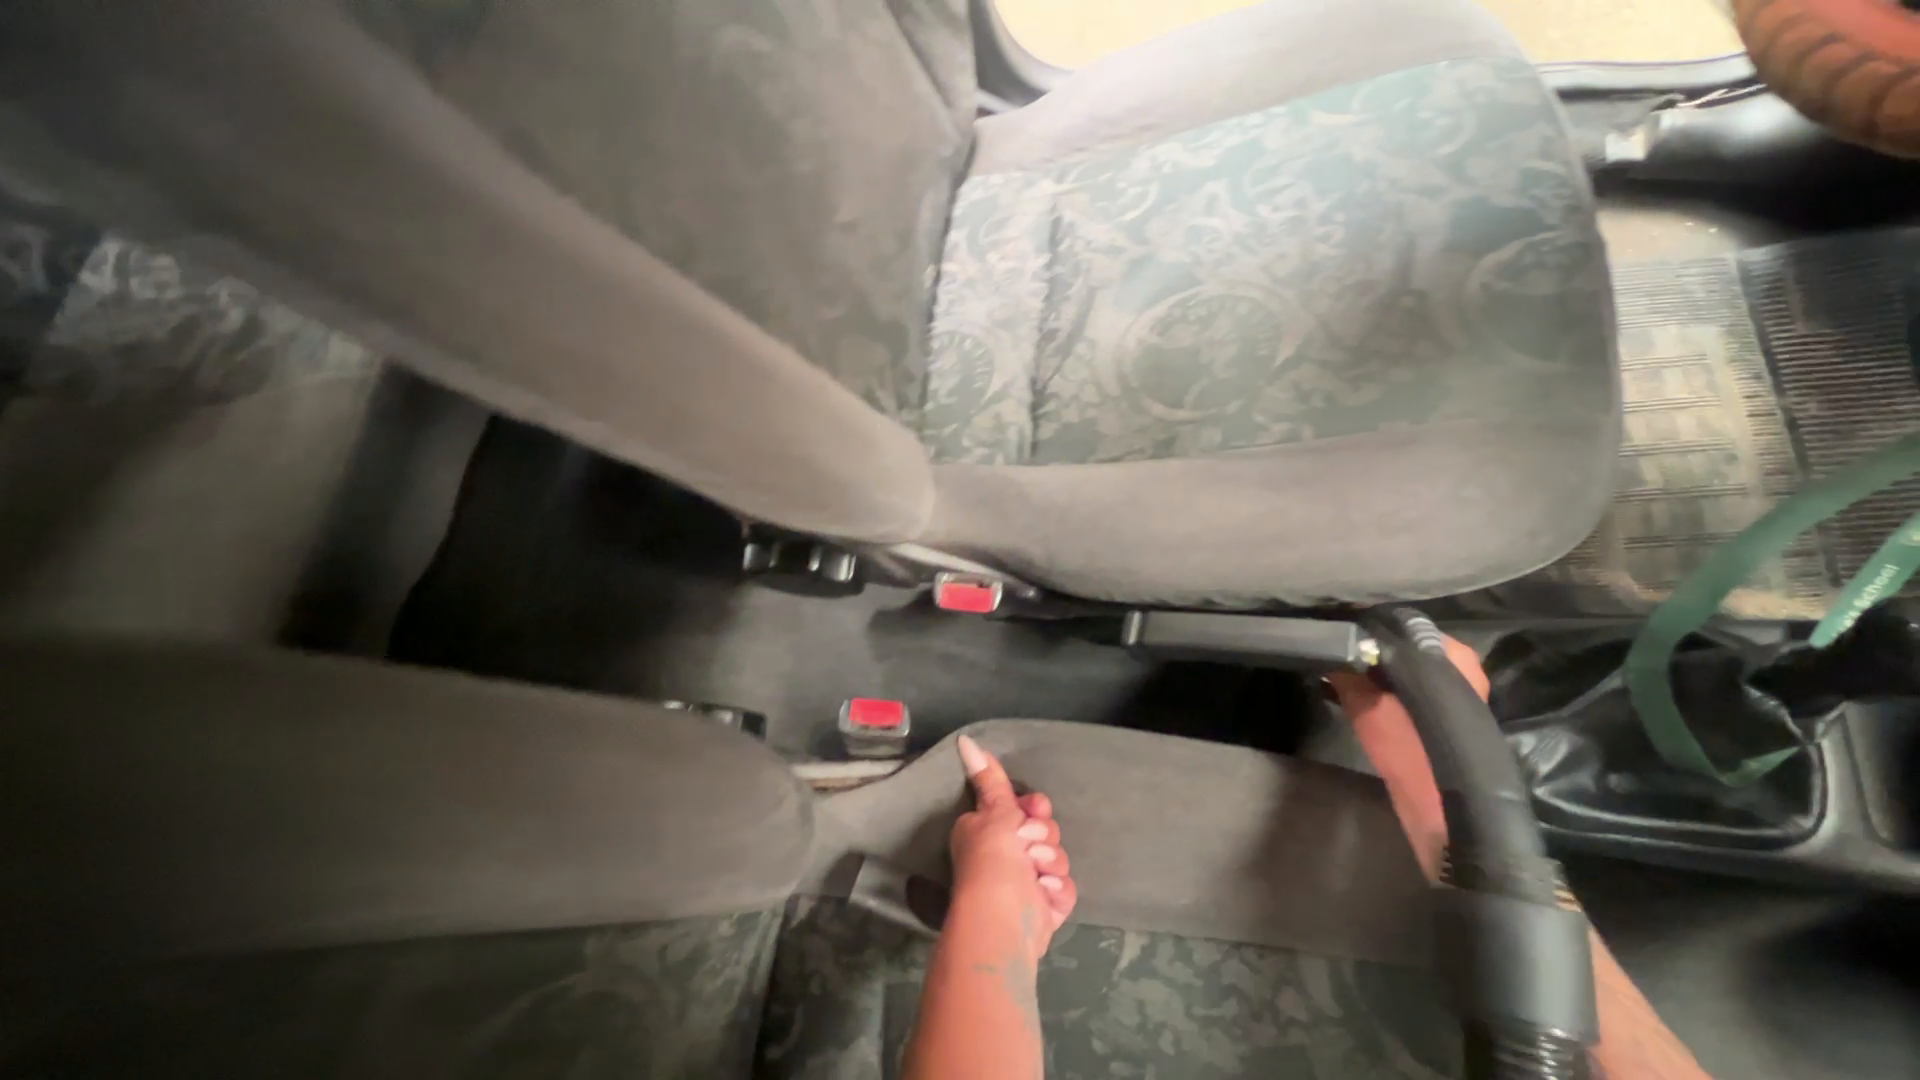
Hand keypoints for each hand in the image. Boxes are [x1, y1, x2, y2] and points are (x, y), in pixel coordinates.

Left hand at [950, 734, 1077, 956]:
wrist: (1003, 920)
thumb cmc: (992, 861)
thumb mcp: (993, 813)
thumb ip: (989, 779)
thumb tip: (965, 740)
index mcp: (990, 831)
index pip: (1025, 808)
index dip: (1034, 808)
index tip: (1034, 810)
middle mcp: (1007, 855)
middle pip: (1046, 831)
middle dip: (1043, 836)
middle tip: (1029, 845)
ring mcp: (1028, 883)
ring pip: (1058, 858)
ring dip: (1049, 863)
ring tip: (1035, 874)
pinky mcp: (1046, 906)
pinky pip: (1064, 887)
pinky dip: (1056, 890)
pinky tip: (1044, 894)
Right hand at [1327, 634, 1488, 880]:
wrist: (1441, 811)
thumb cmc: (1411, 751)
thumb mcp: (1368, 706)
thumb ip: (1348, 671)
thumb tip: (1325, 645)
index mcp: (1452, 653)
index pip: (1399, 623)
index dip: (1363, 625)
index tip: (1332, 630)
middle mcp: (1462, 665)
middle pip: (1402, 645)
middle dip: (1366, 648)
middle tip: (1331, 652)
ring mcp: (1458, 691)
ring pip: (1404, 668)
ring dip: (1373, 671)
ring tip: (1336, 671)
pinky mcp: (1448, 715)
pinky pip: (1408, 687)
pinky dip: (1384, 688)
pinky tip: (1354, 693)